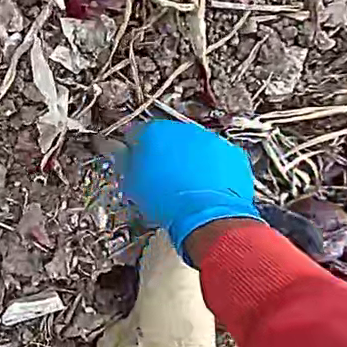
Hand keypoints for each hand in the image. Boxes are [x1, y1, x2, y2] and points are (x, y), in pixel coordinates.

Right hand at [116, 119, 259, 257]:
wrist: (207, 217)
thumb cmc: (170, 204)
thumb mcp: (133, 185)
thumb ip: (124, 162)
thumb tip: (116, 151)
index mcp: (154, 132)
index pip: (137, 134)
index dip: (134, 152)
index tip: (135, 164)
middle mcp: (183, 130)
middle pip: (167, 139)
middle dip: (163, 156)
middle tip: (159, 181)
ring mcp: (209, 141)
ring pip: (194, 147)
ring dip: (188, 162)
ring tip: (183, 188)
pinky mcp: (231, 154)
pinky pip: (218, 158)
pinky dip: (212, 170)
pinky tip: (204, 189)